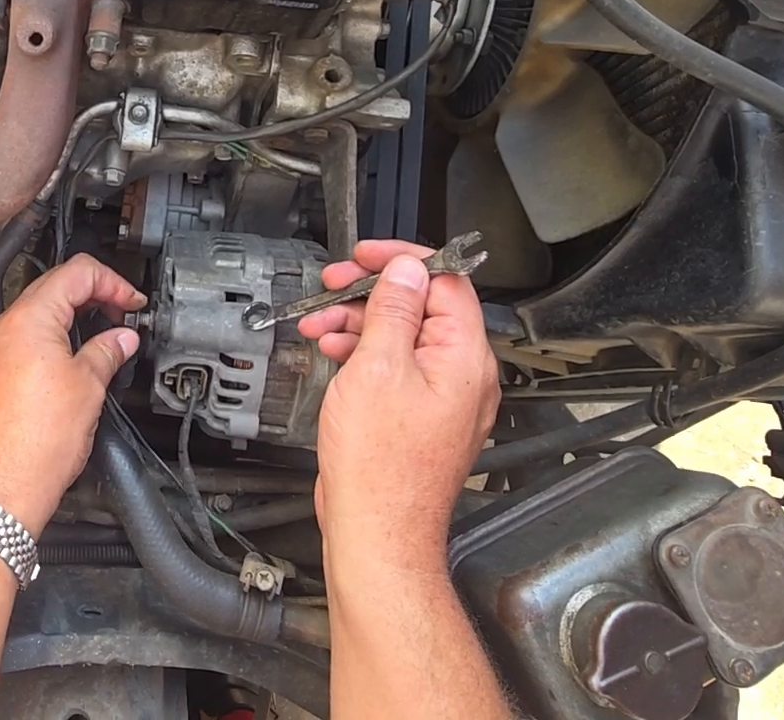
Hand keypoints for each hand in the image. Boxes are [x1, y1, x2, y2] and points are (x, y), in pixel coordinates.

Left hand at [0, 254, 145, 534]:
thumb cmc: (33, 443)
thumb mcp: (88, 386)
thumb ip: (108, 350)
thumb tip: (123, 338)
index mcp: (30, 318)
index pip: (77, 272)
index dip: (113, 282)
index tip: (133, 303)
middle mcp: (8, 327)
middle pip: (59, 285)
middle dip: (98, 294)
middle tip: (126, 316)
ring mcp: (0, 349)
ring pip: (46, 311)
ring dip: (80, 316)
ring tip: (109, 338)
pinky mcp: (0, 372)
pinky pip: (34, 337)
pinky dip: (62, 337)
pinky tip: (83, 359)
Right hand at [298, 240, 498, 557]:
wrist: (375, 528)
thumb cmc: (380, 466)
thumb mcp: (377, 367)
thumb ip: (394, 310)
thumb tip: (407, 269)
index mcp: (464, 358)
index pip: (445, 281)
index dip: (402, 260)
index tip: (366, 255)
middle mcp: (461, 374)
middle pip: (420, 306)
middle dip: (370, 291)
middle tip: (334, 284)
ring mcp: (441, 395)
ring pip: (401, 334)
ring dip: (358, 321)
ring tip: (319, 323)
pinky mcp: (418, 412)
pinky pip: (393, 364)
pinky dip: (362, 351)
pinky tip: (334, 351)